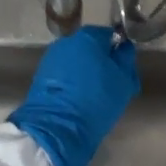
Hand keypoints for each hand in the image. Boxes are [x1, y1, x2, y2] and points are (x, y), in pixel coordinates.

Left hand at [7, 26, 139, 165]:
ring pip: (75, 62)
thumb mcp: (123, 81)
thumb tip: (123, 47)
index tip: (121, 70)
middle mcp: (66, 42)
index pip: (109, 35)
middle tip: (109, 84)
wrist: (57, 130)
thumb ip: (126, 59)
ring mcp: (50, 59)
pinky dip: (70, 84)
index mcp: (88, 37)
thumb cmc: (96, 101)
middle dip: (99, 62)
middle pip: (90, 47)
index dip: (117, 52)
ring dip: (84, 73)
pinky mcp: (40, 78)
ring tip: (91, 96)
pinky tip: (76, 101)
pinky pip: (62, 76)